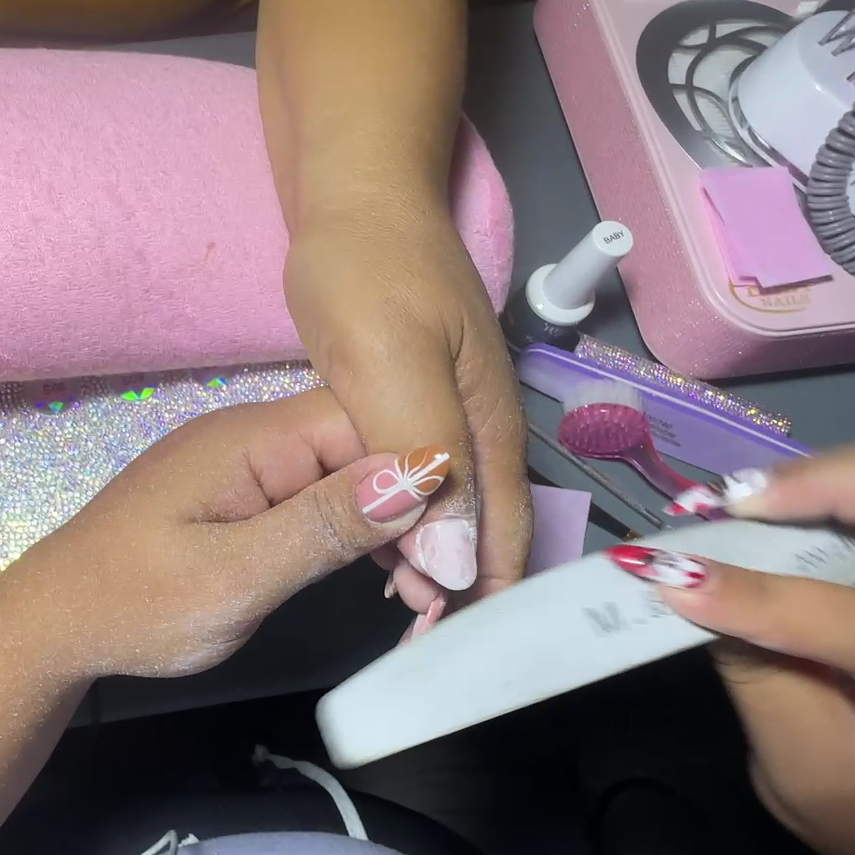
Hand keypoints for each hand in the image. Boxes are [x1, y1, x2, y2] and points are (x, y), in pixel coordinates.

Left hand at [0, 389, 449, 680]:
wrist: (58, 624)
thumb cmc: (137, 604)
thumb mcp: (234, 575)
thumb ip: (322, 525)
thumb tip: (419, 473)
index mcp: (252, 439)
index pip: (365, 424)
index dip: (422, 477)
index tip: (452, 550)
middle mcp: (254, 437)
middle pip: (362, 449)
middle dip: (413, 511)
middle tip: (440, 588)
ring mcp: (247, 466)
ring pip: (344, 478)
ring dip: (389, 529)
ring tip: (419, 594)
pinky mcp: (243, 497)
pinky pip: (316, 500)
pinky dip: (354, 535)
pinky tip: (381, 574)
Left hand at [283, 198, 530, 620]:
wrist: (353, 201)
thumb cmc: (369, 277)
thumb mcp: (394, 365)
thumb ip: (429, 459)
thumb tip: (463, 561)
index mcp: (485, 428)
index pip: (501, 533)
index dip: (484, 596)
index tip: (458, 653)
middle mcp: (475, 431)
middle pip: (481, 531)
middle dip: (459, 591)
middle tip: (422, 645)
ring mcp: (441, 419)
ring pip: (446, 512)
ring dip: (429, 562)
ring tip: (402, 615)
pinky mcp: (407, 410)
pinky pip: (415, 485)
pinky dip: (401, 525)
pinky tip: (377, 552)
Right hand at [615, 447, 854, 854]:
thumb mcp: (810, 776)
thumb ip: (761, 677)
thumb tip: (689, 588)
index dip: (777, 602)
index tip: (673, 578)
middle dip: (851, 483)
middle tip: (741, 499)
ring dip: (834, 479)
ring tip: (738, 499)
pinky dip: (825, 494)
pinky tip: (763, 508)